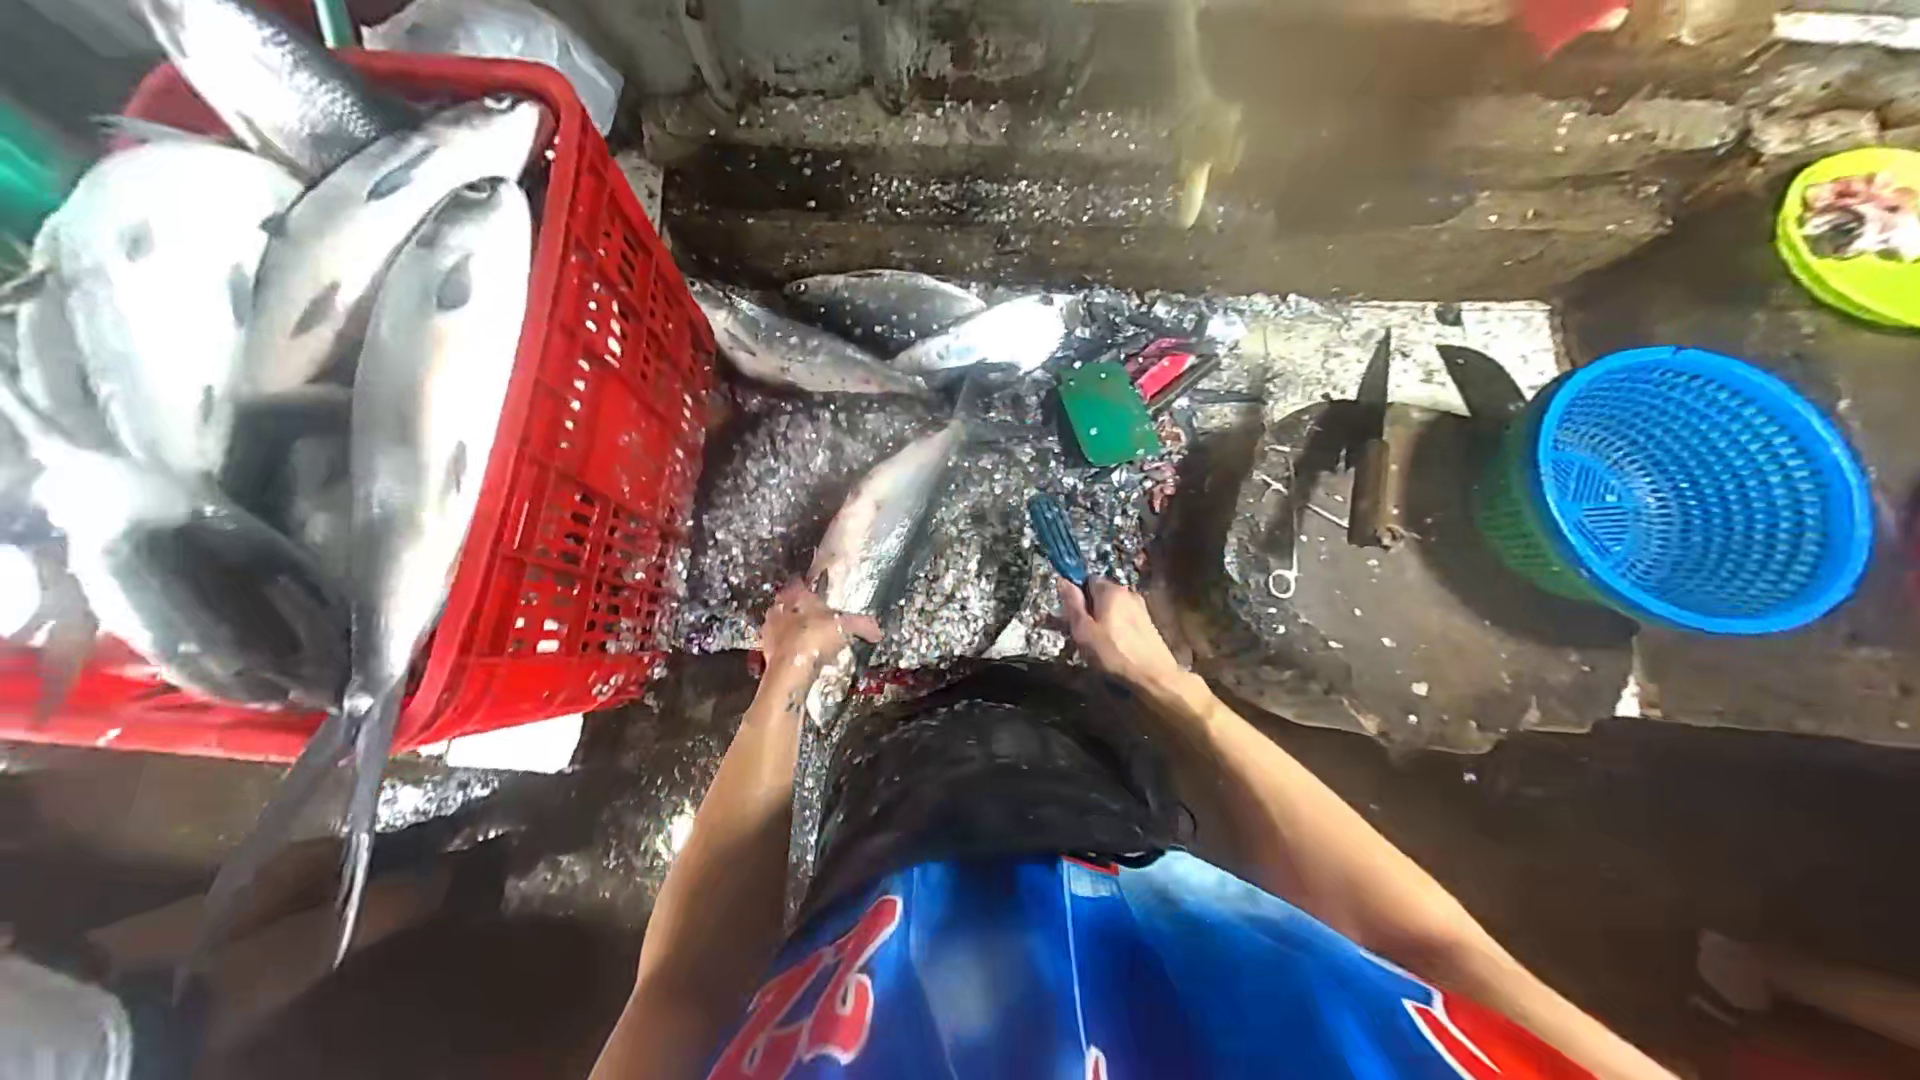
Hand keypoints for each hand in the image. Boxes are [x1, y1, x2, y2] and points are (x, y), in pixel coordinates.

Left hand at [758, 580, 880, 680]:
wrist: (790, 667)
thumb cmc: (816, 636)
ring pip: (781, 624)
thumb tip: (878, 632)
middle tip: (814, 618)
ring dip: (791, 629)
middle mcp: (778, 607)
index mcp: (795, 594)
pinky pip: (778, 644)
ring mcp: (768, 629)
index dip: (807, 587)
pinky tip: (800, 655)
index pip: (799, 583)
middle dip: (799, 609)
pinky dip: (788, 648)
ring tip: (808, 640)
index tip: (816, 593)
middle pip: (788, 603)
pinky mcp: (765, 649)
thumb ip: (863, 625)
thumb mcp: (845, 626)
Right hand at [1057, 578, 1192, 700]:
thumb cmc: (1113, 653)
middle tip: (1078, 633)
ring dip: (1100, 621)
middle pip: (1100, 595)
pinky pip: (1123, 619)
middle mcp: (1128, 593)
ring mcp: (1140, 608)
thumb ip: (1072, 604)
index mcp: (1111, 590)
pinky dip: (1114, 628)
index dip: (1075, 596)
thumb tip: (1063, 581)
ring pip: (1112, 609)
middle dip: (1087, 610)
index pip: (1087, 580)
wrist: (1154, 677)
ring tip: (1094, 644)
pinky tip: (1112, 647)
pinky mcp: (1148, 624)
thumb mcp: (1084, 630)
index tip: (1068, 615)